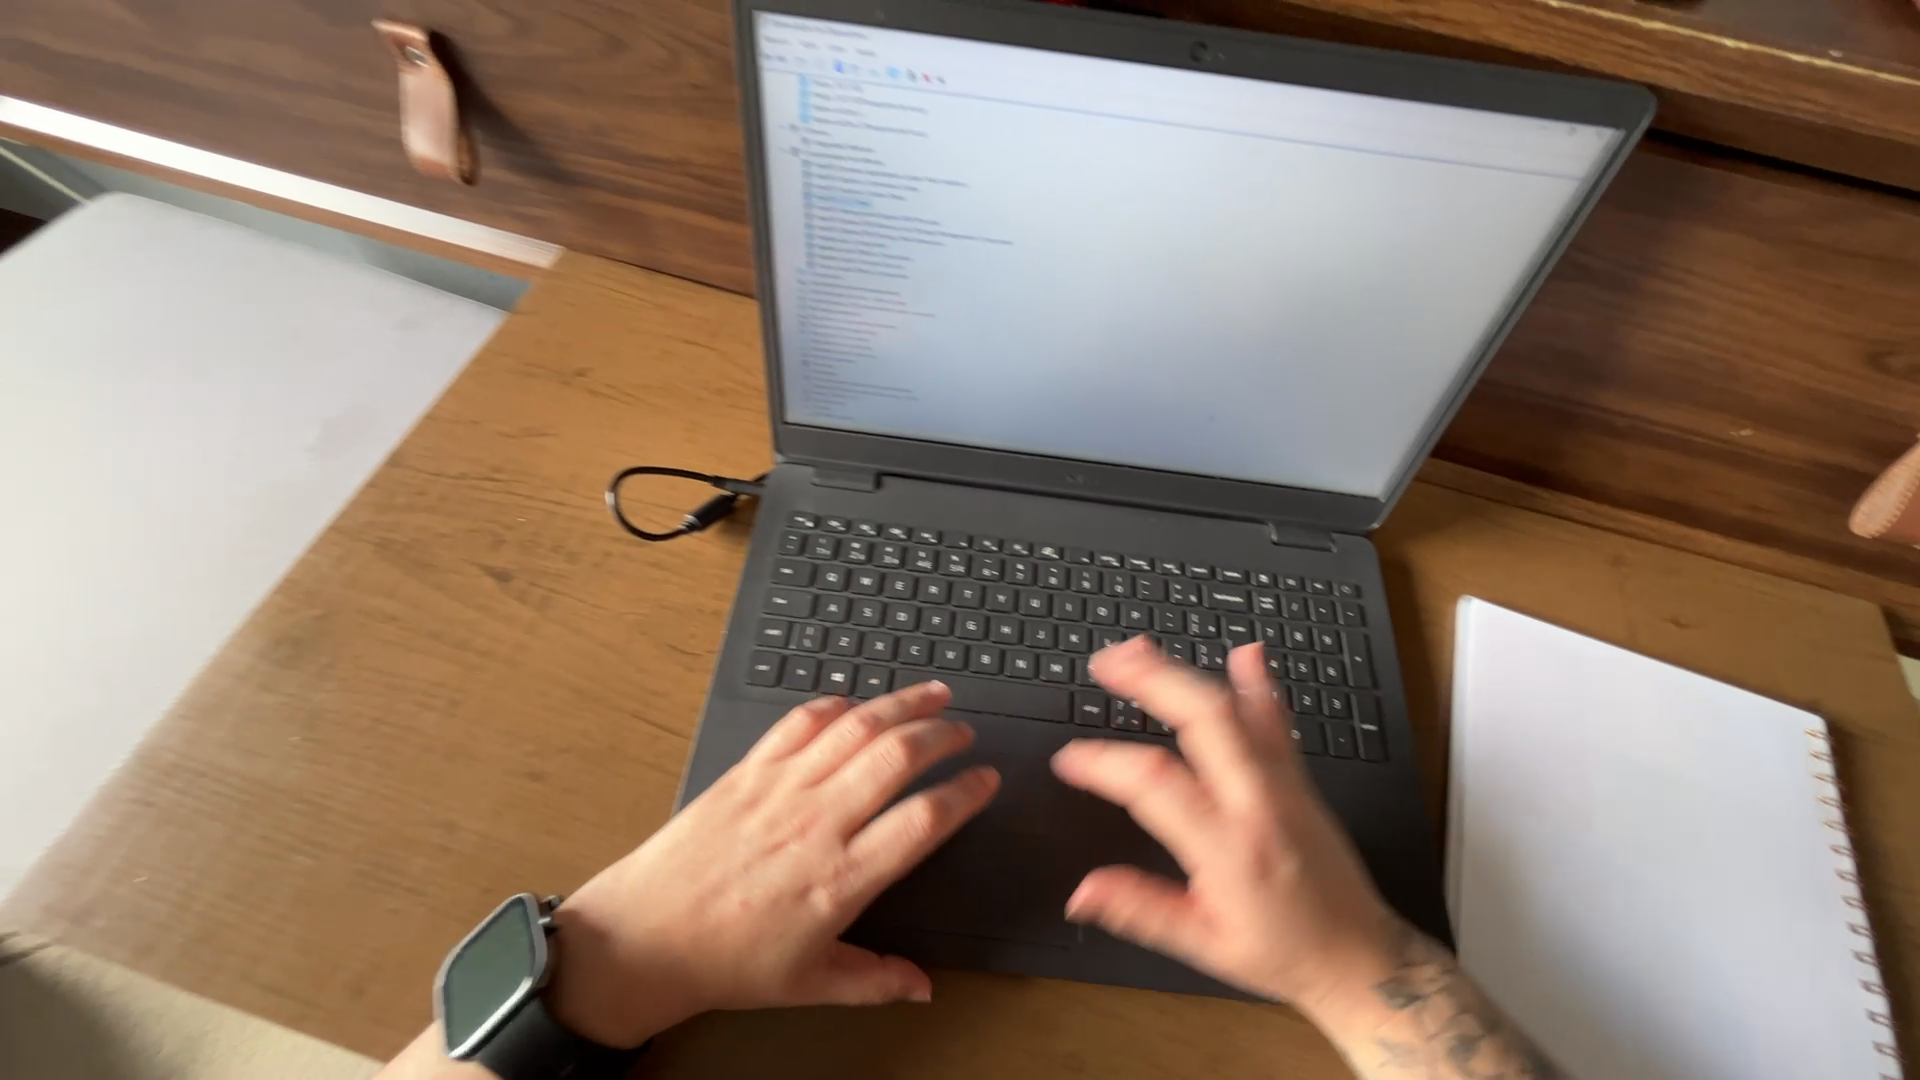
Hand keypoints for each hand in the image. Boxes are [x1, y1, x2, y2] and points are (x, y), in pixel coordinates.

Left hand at [543, 681, 997, 1046]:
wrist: (644, 937)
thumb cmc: (728, 961)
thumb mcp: (810, 984)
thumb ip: (876, 980)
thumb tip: (924, 987)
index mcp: (841, 878)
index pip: (924, 820)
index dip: (966, 793)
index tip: (985, 780)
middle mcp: (819, 823)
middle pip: (898, 757)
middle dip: (942, 734)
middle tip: (963, 730)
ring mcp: (783, 788)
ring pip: (856, 727)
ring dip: (902, 704)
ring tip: (933, 693)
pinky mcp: (750, 769)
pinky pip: (801, 721)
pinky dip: (835, 704)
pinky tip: (858, 703)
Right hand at [1050, 637, 1401, 1019]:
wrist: (1364, 959)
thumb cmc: (1285, 954)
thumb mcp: (1203, 946)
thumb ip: (1139, 909)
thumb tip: (1081, 892)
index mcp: (1230, 848)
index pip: (1157, 783)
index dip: (1104, 762)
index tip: (1069, 759)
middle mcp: (1259, 803)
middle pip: (1206, 719)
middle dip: (1152, 681)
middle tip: (1107, 664)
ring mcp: (1284, 783)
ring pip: (1236, 709)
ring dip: (1185, 672)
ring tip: (1142, 650)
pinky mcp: (1299, 777)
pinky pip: (1277, 720)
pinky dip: (1258, 682)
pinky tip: (1245, 652)